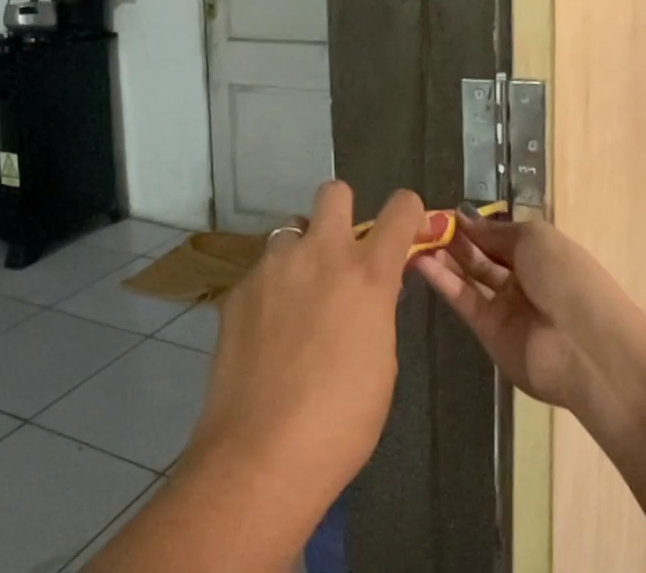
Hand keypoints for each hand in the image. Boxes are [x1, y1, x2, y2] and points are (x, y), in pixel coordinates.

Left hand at [180, 182, 425, 511]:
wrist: (262, 452)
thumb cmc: (342, 420)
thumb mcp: (381, 360)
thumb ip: (375, 311)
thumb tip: (368, 295)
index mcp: (366, 274)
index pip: (400, 210)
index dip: (408, 211)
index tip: (407, 227)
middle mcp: (319, 256)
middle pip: (333, 192)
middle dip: (341, 211)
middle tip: (340, 254)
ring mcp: (272, 269)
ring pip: (290, 233)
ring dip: (300, 254)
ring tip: (296, 303)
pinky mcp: (237, 291)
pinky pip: (262, 273)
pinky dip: (271, 291)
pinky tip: (267, 336)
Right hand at [412, 213, 628, 410]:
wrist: (586, 347)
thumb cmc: (567, 278)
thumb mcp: (535, 238)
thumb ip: (496, 231)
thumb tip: (466, 219)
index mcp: (542, 254)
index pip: (501, 236)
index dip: (475, 225)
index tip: (443, 213)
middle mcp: (523, 279)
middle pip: (483, 256)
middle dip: (456, 239)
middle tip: (423, 224)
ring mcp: (506, 307)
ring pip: (469, 278)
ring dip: (445, 258)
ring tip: (416, 239)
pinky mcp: (488, 332)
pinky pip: (463, 300)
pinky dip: (442, 281)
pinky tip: (421, 261)